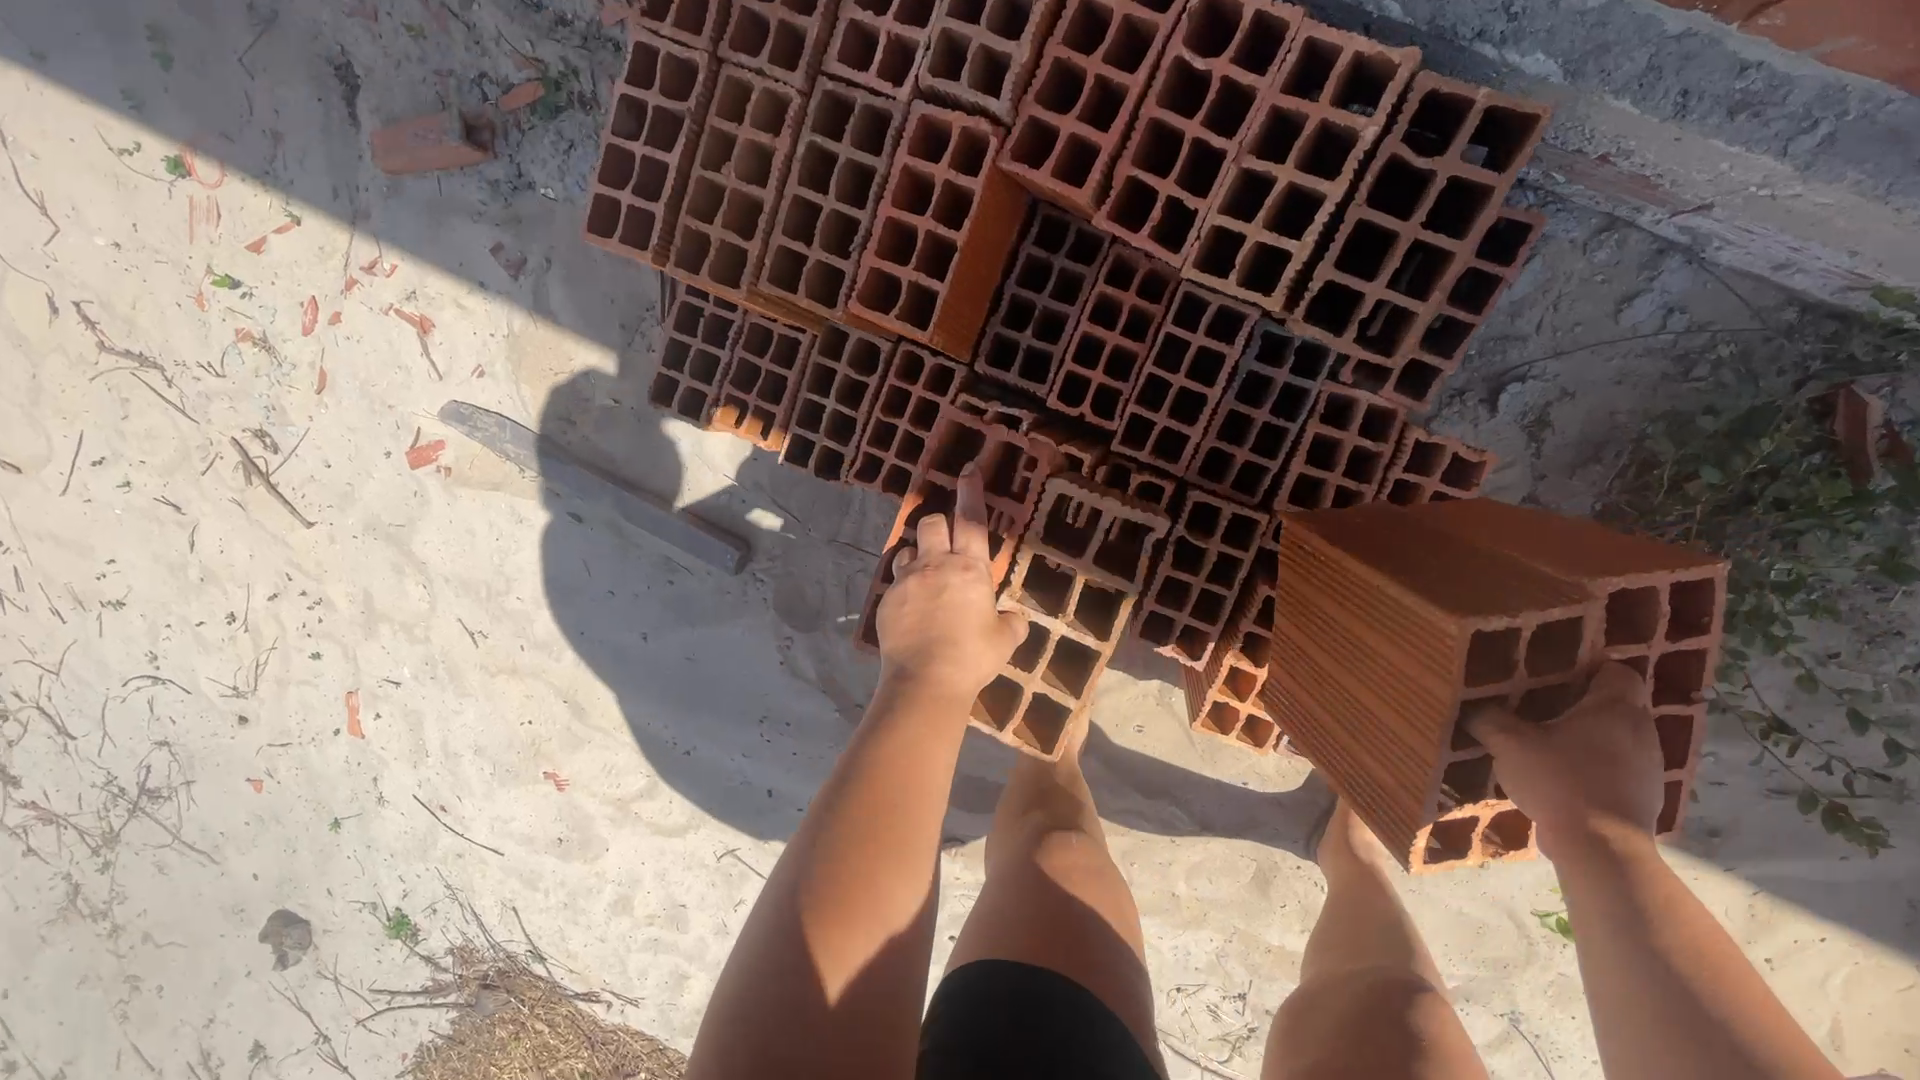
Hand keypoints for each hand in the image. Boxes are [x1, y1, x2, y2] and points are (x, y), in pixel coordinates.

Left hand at [876, 463, 1028, 697]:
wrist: (925, 680)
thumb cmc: (972, 657)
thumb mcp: (1005, 641)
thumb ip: (1011, 623)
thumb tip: (1014, 618)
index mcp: (970, 570)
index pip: (971, 520)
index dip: (970, 492)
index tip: (967, 470)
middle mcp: (936, 565)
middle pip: (931, 522)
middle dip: (937, 524)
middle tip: (944, 543)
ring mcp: (907, 580)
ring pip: (908, 549)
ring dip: (918, 555)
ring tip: (925, 578)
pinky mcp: (887, 599)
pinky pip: (895, 581)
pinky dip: (905, 587)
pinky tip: (911, 610)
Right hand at [1465, 662, 1665, 859]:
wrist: (1599, 847)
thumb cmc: (1559, 780)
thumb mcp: (1508, 744)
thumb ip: (1489, 719)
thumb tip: (1474, 710)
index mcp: (1616, 708)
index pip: (1617, 671)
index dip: (1589, 668)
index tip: (1557, 674)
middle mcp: (1642, 731)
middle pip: (1617, 705)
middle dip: (1583, 704)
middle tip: (1543, 706)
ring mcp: (1649, 767)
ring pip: (1618, 738)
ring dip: (1590, 739)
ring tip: (1550, 744)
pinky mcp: (1643, 796)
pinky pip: (1618, 769)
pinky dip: (1595, 767)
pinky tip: (1563, 778)